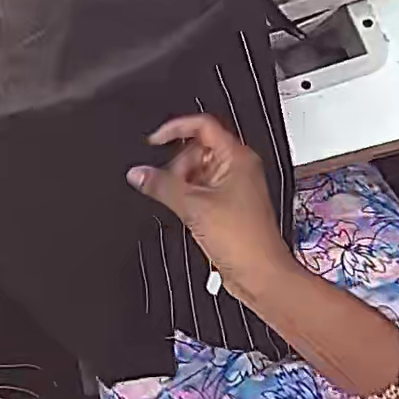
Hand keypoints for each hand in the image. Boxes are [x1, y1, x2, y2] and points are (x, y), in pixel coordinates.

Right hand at [127, 115, 299, 300]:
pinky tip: (186, 214)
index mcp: (237, 157)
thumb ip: (161, 186)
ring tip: (180, 203)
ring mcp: (235, 188)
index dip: (175, 128)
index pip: (202, 125)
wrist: (260, 274)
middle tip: (167, 183)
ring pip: (199, 172)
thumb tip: (138, 173)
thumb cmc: (245, 240)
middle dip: (177, 165)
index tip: (154, 141)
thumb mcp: (193, 207)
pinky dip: (189, 198)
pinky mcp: (229, 207)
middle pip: (198, 150)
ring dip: (182, 184)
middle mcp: (239, 169)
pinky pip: (203, 192)